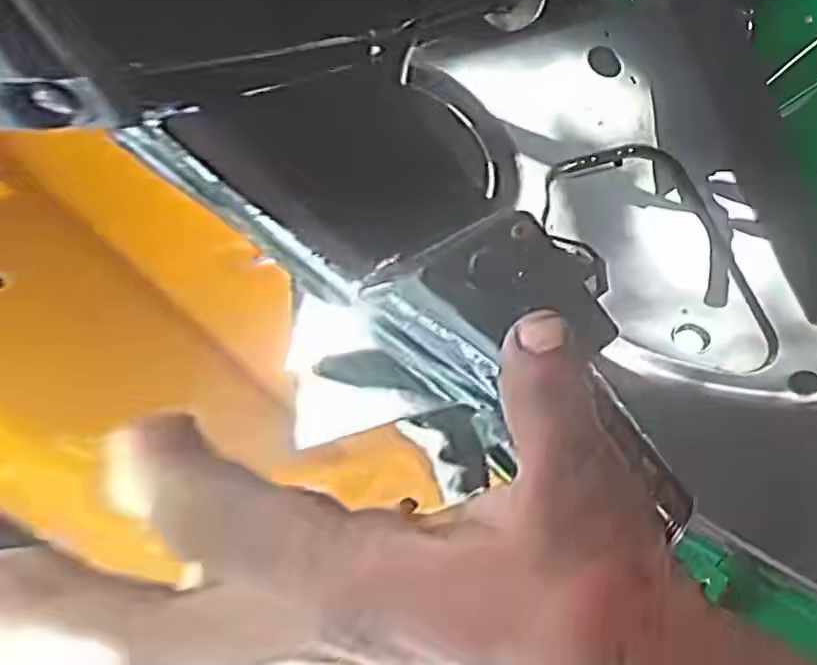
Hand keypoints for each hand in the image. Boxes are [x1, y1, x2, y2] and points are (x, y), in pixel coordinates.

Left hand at [0, 311, 802, 664]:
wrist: (614, 659)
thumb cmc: (585, 578)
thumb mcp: (575, 478)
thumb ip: (548, 400)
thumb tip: (533, 326)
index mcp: (352, 582)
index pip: (227, 525)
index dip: (170, 476)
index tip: (146, 432)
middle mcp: (308, 638)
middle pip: (138, 638)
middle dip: (53, 599)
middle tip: (4, 565)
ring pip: (177, 664)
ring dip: (109, 632)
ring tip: (51, 605)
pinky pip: (241, 661)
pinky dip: (196, 643)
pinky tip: (223, 620)